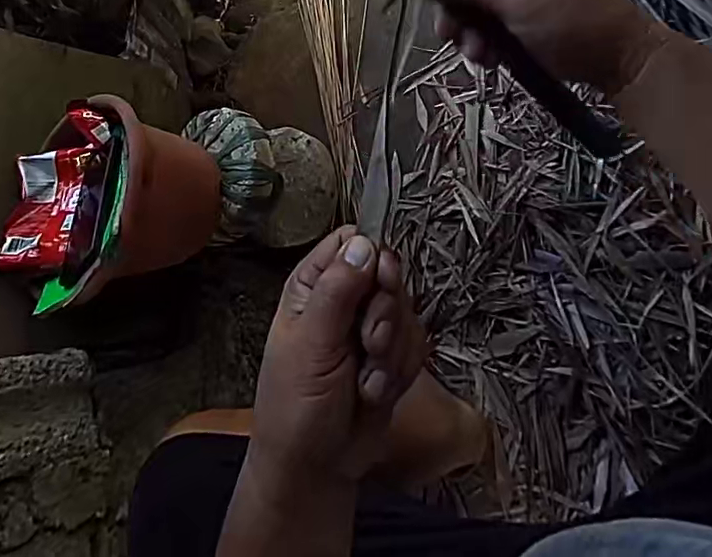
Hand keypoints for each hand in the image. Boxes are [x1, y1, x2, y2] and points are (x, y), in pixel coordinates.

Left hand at [247, 226, 423, 486]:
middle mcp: (345, 298)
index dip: (372, 254)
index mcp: (314, 284)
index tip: (381, 279)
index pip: (352, 242)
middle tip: (369, 341)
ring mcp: (370, 325)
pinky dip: (400, 370)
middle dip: (386, 313)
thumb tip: (364, 243)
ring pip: (406, 310)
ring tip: (365, 379)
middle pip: (388, 273)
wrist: (316, 470)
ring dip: (391, 350)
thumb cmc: (295, 407)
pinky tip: (375, 391)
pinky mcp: (392, 353)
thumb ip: (338, 292)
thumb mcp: (311, 345)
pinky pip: (416, 344)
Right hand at [430, 0, 670, 94]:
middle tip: (450, 37)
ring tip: (479, 56)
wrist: (617, 60)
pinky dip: (485, 47)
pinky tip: (491, 62)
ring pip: (474, 12)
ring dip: (469, 34)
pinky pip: (490, 32)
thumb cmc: (570, 21)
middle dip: (456, 11)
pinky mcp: (521, 27)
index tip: (437, 1)